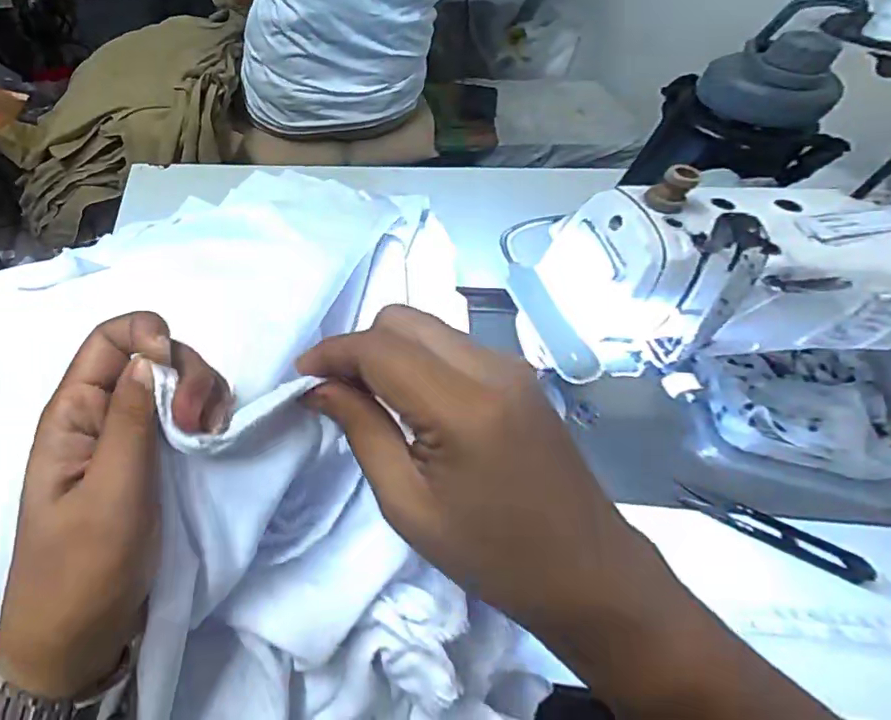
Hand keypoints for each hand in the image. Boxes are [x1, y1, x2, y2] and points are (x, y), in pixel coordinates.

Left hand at [0, 313, 230, 698]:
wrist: (78, 644)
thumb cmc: (82, 570)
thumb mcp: (109, 492)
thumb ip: (129, 419)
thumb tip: (149, 355)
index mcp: (73, 415)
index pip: (107, 340)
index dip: (145, 332)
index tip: (175, 365)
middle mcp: (100, 415)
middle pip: (149, 356)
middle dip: (184, 371)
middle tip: (200, 420)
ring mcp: (127, 437)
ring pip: (172, 383)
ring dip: (202, 393)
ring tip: (211, 432)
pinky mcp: (151, 459)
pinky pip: (182, 414)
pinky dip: (207, 415)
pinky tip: (214, 437)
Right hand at [298, 306, 833, 718]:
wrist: (589, 571)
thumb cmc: (493, 555)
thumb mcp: (410, 506)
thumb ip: (362, 431)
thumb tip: (320, 385)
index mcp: (464, 405)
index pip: (380, 347)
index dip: (332, 352)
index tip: (301, 375)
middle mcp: (490, 366)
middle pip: (403, 318)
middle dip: (360, 345)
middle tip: (336, 389)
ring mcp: (511, 364)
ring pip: (428, 325)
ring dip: (390, 349)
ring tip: (370, 396)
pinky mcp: (519, 371)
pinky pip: (453, 343)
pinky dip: (420, 357)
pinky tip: (412, 399)